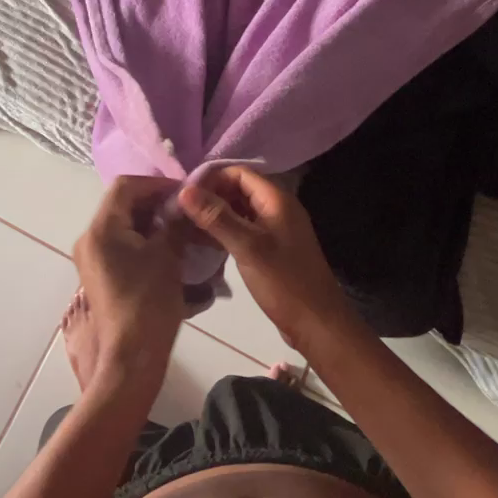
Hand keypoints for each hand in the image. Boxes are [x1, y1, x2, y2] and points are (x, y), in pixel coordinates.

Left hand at [71, 176, 189, 388]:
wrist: (131, 356)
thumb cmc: (149, 301)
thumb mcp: (168, 255)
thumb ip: (175, 223)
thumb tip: (184, 205)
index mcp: (101, 228)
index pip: (126, 186)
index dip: (157, 184)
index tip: (185, 193)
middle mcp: (89, 239)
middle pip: (122, 205)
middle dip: (155, 204)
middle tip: (186, 212)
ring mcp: (91, 259)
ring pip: (122, 226)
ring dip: (152, 223)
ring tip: (182, 231)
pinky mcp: (99, 276)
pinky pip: (121, 246)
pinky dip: (143, 241)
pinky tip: (168, 251)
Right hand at [178, 167, 358, 356]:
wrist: (317, 324)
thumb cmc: (284, 282)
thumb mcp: (247, 247)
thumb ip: (216, 217)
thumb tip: (184, 190)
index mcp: (277, 199)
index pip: (239, 173)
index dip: (211, 179)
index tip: (184, 194)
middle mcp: (278, 208)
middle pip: (239, 189)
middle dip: (211, 196)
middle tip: (180, 211)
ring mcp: (276, 230)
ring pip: (240, 211)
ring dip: (216, 215)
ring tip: (185, 226)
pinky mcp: (272, 249)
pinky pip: (245, 230)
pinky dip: (225, 232)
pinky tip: (203, 243)